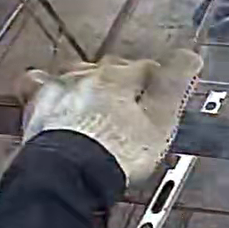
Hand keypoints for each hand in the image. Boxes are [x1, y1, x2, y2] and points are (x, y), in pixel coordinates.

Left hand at [16, 50, 203, 183]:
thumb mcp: (160, 121)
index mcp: (120, 78)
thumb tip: (190, 56)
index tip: (168, 92)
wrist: (71, 172)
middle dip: (125, 82)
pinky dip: (49, 87)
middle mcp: (88, 76)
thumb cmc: (118, 151)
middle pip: (112, 69)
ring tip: (100, 105)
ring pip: (78, 73)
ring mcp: (60, 88)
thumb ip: (174, 86)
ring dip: (90, 83)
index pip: (147, 68)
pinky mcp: (38, 106)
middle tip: (136, 105)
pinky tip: (55, 96)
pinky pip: (38, 84)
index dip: (160, 80)